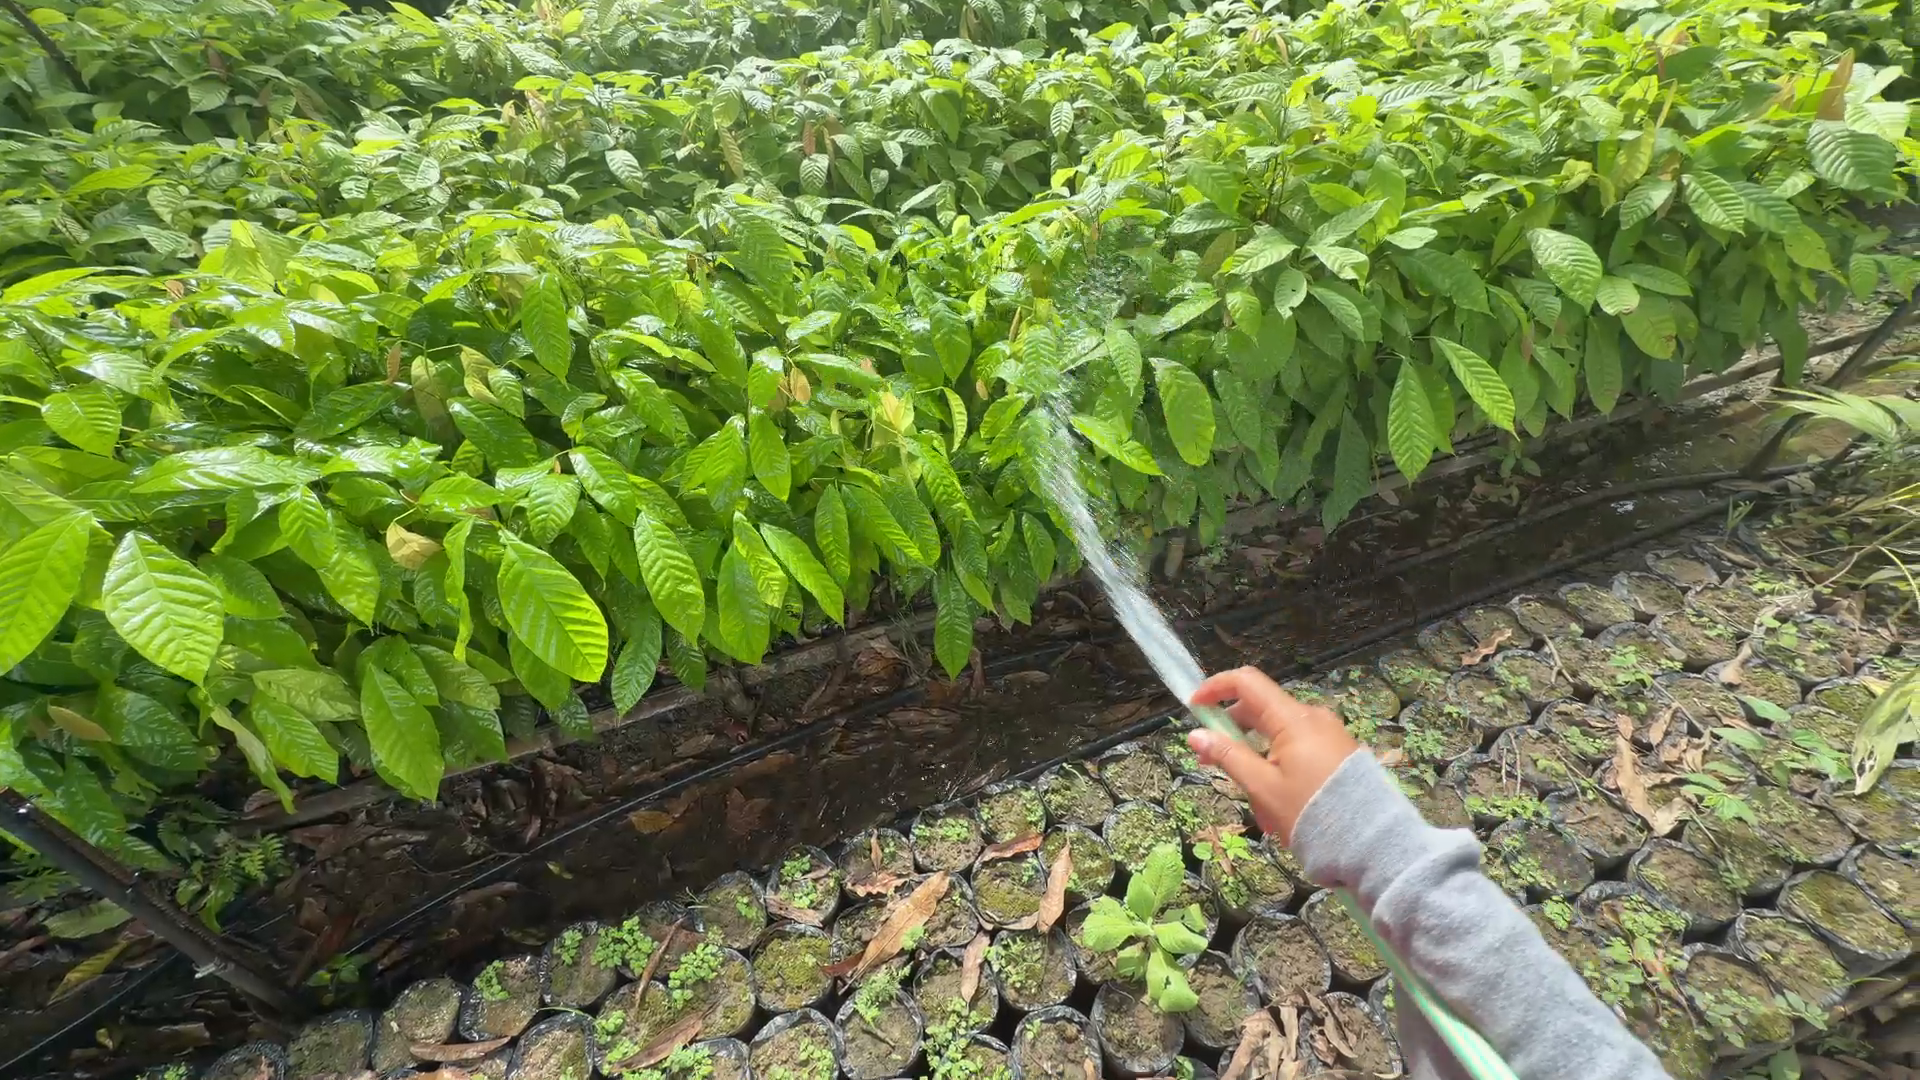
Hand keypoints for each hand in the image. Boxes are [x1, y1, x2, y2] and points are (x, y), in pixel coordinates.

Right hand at [1187, 666, 1359, 845]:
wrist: (1378, 847)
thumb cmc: (1313, 813)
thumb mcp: (1263, 787)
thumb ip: (1227, 755)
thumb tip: (1195, 734)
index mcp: (1293, 719)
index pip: (1246, 682)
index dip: (1215, 688)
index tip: (1194, 707)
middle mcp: (1313, 718)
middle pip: (1260, 709)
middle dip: (1231, 731)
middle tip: (1210, 762)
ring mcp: (1329, 735)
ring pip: (1277, 733)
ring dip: (1255, 756)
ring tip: (1254, 801)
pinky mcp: (1339, 753)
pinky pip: (1298, 747)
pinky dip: (1277, 764)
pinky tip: (1277, 803)